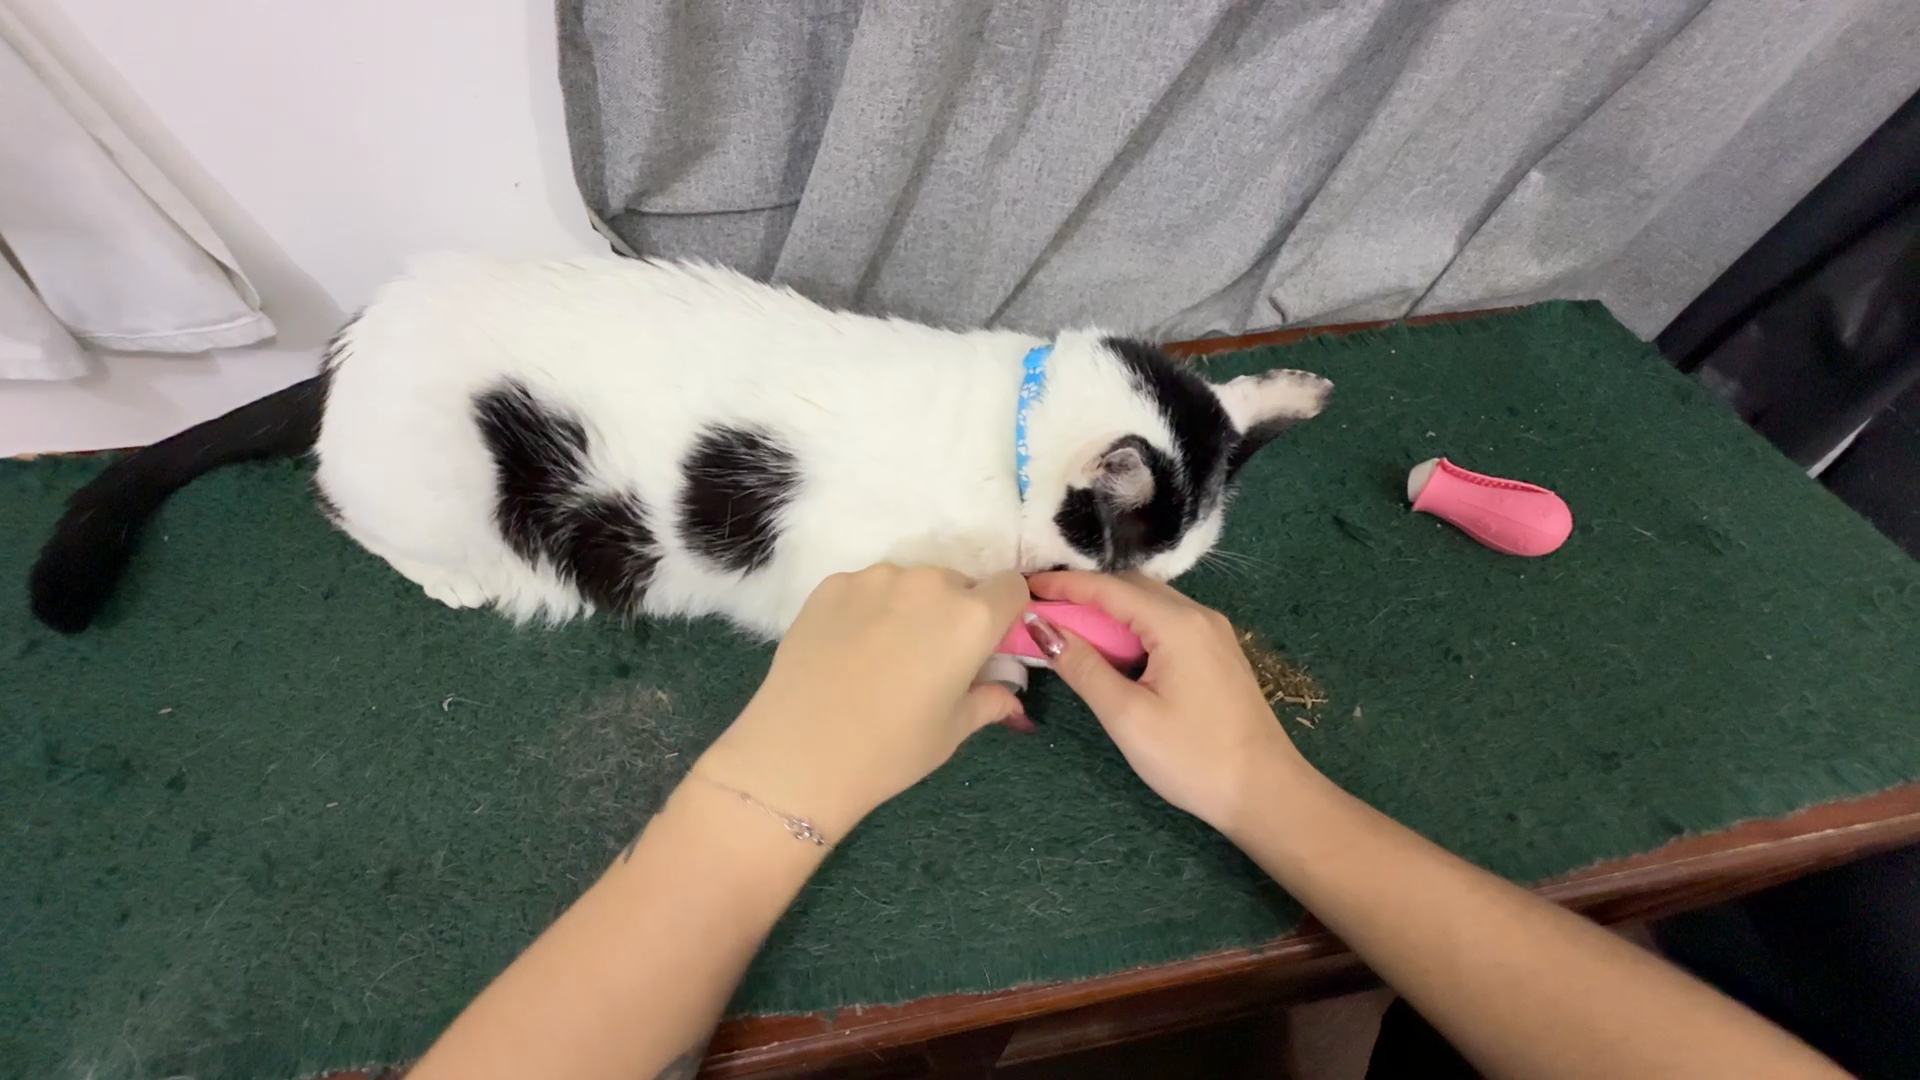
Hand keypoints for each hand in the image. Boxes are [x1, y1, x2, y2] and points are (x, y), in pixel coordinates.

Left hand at [697, 564, 1030, 838]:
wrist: (797, 754)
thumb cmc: (890, 750)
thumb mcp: (952, 732)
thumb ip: (989, 700)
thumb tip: (1007, 693)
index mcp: (971, 618)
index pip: (1011, 587)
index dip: (1004, 613)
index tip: (986, 643)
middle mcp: (929, 583)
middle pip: (959, 583)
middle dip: (954, 613)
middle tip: (930, 658)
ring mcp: (876, 578)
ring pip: (910, 583)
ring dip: (909, 607)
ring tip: (882, 654)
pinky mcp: (833, 583)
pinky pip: (867, 588)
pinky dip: (868, 609)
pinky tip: (848, 649)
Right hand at [1026, 571, 1309, 832]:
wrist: (1267, 795)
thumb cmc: (1193, 758)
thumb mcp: (1127, 716)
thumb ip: (1082, 666)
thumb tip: (1040, 627)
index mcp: (1176, 624)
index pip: (1107, 589)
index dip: (1062, 585)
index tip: (1022, 587)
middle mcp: (1197, 615)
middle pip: (1130, 588)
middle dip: (1083, 594)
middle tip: (1040, 610)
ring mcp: (1212, 632)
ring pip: (1148, 604)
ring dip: (1106, 610)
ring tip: (1066, 627)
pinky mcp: (1216, 652)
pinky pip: (1164, 622)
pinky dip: (1130, 626)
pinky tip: (1111, 648)